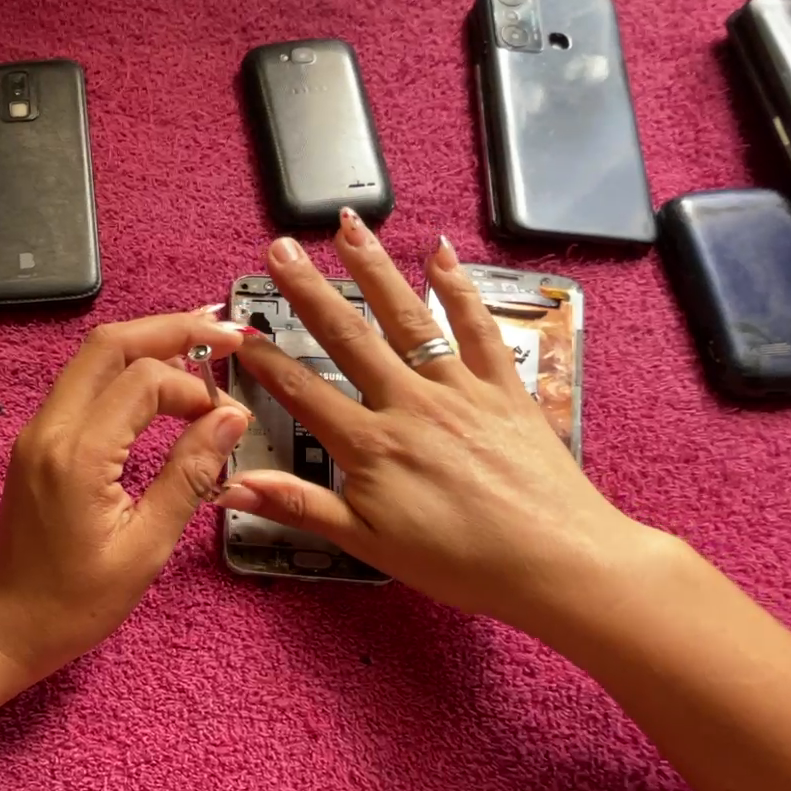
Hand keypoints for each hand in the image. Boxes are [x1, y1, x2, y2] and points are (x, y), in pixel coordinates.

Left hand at [0, 311, 251, 677]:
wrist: (7, 626)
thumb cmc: (75, 603)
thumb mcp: (145, 547)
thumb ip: (188, 476)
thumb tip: (230, 419)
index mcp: (76, 456)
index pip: (143, 380)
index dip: (194, 387)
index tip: (227, 419)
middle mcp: (48, 430)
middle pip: (108, 344)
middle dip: (170, 330)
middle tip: (225, 334)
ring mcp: (35, 434)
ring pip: (90, 360)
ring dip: (145, 347)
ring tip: (201, 349)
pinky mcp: (35, 445)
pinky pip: (80, 388)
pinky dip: (121, 375)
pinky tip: (157, 387)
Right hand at [217, 214, 664, 631]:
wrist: (560, 563)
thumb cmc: (458, 561)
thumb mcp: (366, 543)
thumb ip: (298, 506)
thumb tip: (231, 487)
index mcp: (371, 445)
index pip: (302, 392)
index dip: (265, 360)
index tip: (238, 332)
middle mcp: (411, 404)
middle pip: (349, 337)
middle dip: (309, 290)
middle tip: (281, 249)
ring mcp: (462, 390)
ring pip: (409, 319)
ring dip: (374, 270)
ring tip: (349, 228)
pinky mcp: (506, 389)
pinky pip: (480, 329)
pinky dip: (460, 288)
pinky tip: (441, 253)